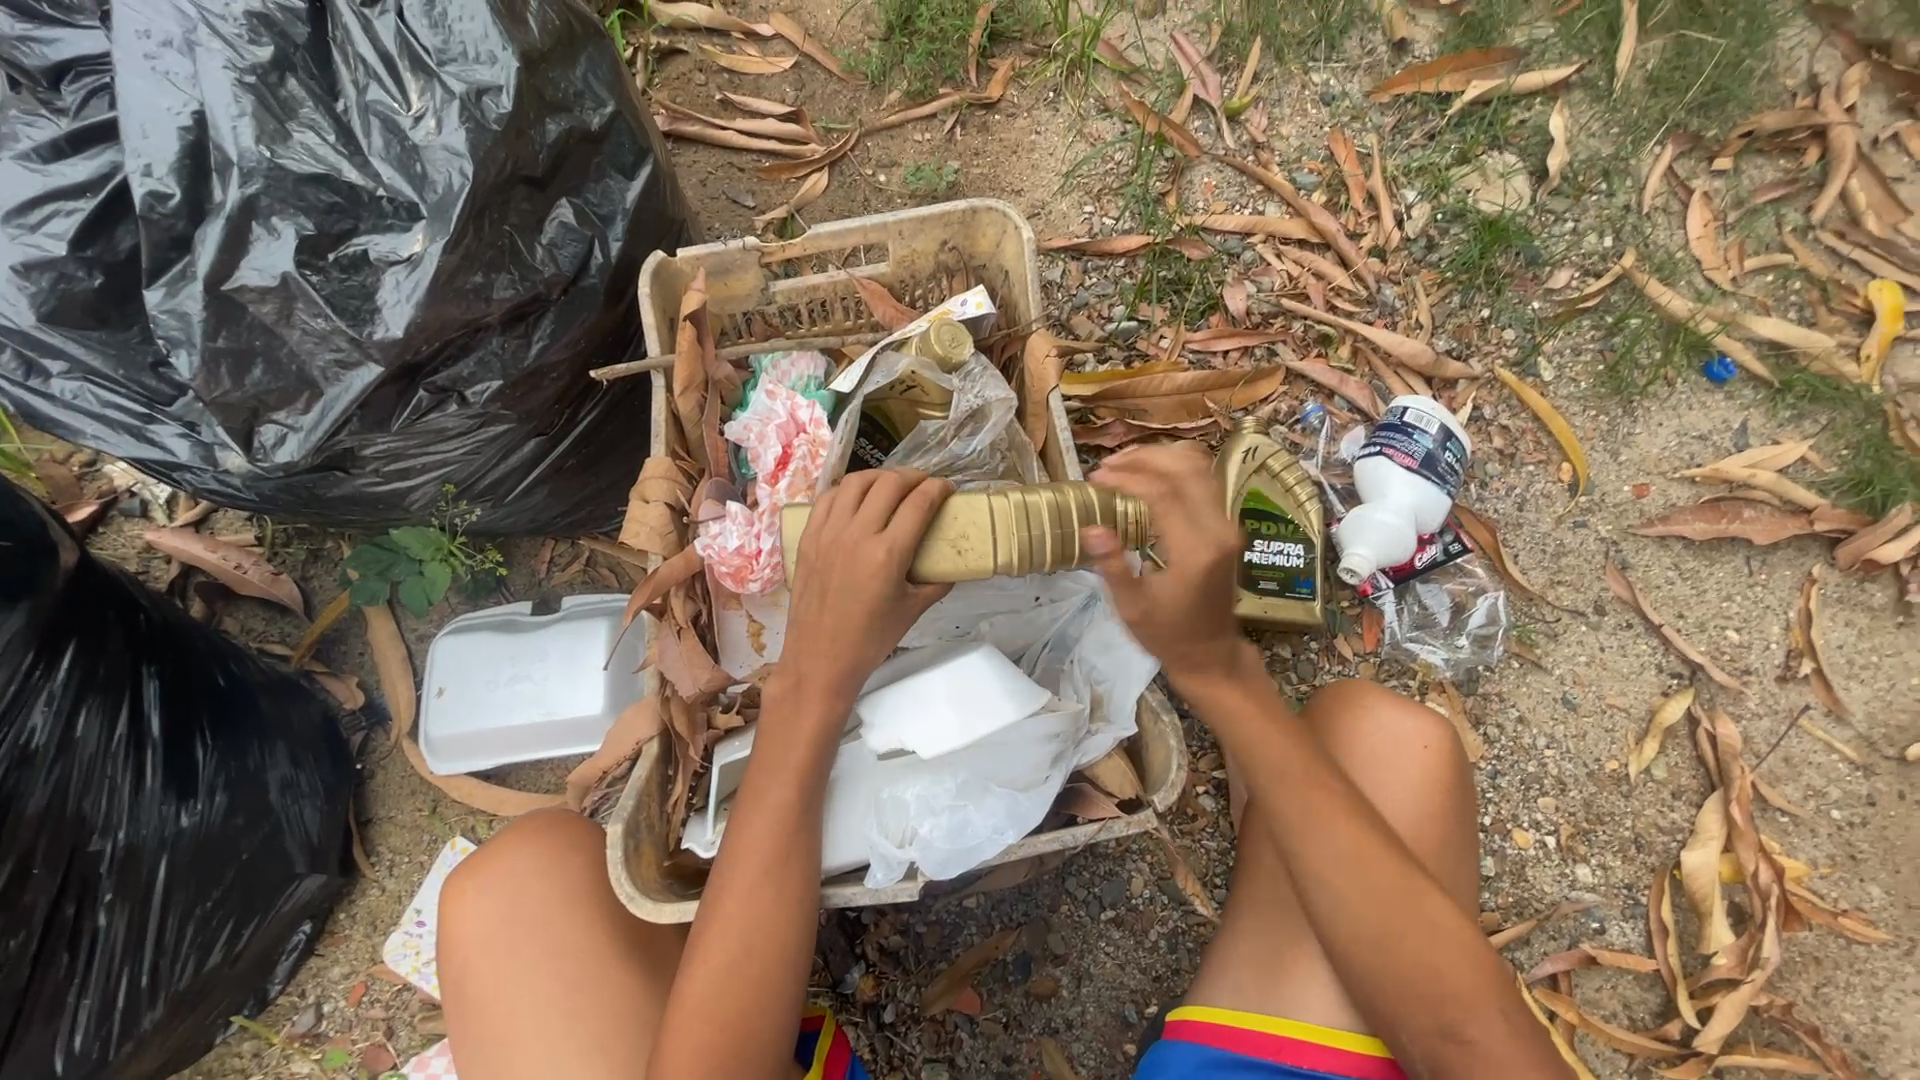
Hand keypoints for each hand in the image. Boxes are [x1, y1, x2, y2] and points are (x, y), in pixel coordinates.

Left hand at [780, 469, 954, 707]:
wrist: (820, 659)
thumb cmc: (870, 640)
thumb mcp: (913, 611)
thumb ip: (937, 582)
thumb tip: (951, 566)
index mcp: (888, 554)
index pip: (919, 503)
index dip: (938, 488)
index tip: (948, 488)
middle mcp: (857, 535)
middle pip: (889, 484)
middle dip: (913, 476)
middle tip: (925, 484)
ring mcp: (828, 534)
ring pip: (856, 483)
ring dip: (880, 477)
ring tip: (892, 485)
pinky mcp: (808, 538)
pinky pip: (828, 498)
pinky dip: (848, 490)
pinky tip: (858, 497)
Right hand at [1082, 443, 1251, 682]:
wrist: (1210, 651)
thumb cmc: (1167, 633)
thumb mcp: (1131, 606)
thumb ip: (1112, 565)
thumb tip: (1090, 528)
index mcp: (1196, 551)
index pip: (1163, 494)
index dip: (1127, 479)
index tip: (1096, 480)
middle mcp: (1219, 530)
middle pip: (1186, 469)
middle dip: (1144, 458)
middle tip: (1108, 466)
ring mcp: (1228, 524)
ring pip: (1200, 467)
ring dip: (1162, 457)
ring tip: (1125, 463)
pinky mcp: (1227, 524)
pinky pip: (1205, 480)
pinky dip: (1175, 468)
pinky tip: (1148, 474)